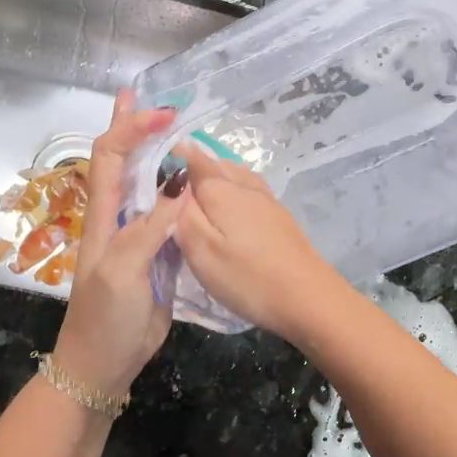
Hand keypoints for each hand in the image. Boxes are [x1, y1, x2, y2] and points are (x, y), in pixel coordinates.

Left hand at [50, 92, 189, 398]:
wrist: (103, 364)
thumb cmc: (105, 317)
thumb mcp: (124, 270)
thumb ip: (150, 228)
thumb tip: (180, 183)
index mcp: (103, 217)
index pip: (111, 157)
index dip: (132, 129)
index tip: (164, 113)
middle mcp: (118, 219)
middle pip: (122, 162)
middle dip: (132, 127)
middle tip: (147, 94)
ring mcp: (137, 238)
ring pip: (146, 187)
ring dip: (155, 155)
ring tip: (169, 127)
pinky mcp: (156, 258)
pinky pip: (167, 218)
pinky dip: (177, 195)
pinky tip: (189, 186)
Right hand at [173, 144, 346, 342]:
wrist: (307, 298)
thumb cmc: (248, 278)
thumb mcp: (201, 250)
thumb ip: (181, 213)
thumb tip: (169, 184)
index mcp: (221, 189)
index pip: (189, 158)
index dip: (168, 158)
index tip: (148, 170)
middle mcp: (244, 184)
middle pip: (212, 163)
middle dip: (189, 168)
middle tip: (166, 190)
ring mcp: (266, 198)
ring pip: (232, 174)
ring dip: (212, 179)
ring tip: (193, 199)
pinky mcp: (279, 215)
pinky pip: (247, 189)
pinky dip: (231, 191)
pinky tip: (227, 209)